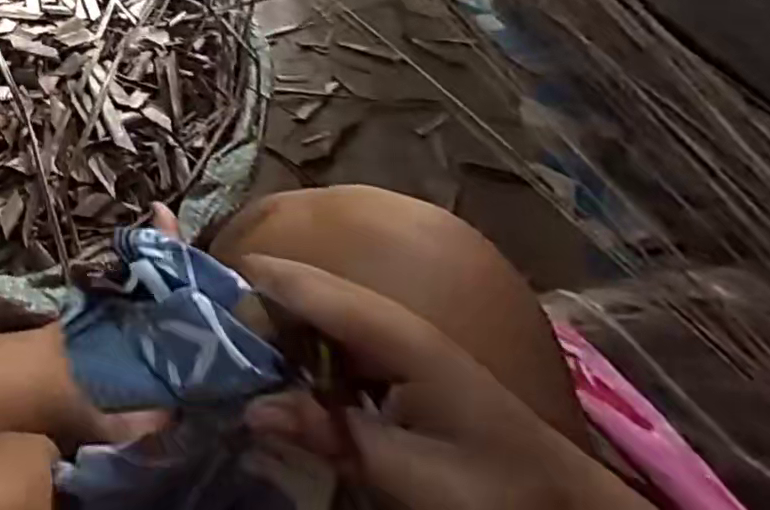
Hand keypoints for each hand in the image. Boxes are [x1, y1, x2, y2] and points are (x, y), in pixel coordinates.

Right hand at [238, 255, 652, 509]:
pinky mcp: (374, 343)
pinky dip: (282, 342)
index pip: (288, 281)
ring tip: (230, 361)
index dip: (239, 297)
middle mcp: (373, 309)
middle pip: (282, 283)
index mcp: (384, 326)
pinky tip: (272, 375)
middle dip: (242, 309)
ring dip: (259, 327)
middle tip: (209, 351)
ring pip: (292, 301)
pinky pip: (310, 324)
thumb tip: (247, 407)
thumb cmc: (500, 488)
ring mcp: (374, 323)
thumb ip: (331, 436)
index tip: (200, 331)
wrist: (569, 504)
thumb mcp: (416, 477)